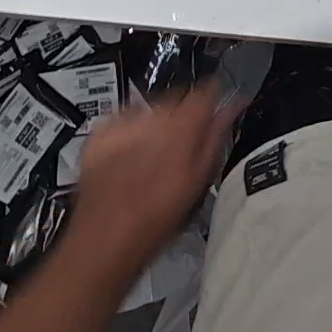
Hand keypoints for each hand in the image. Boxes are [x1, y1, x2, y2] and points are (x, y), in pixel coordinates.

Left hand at [68, 84, 236, 272]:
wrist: (105, 239)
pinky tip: (129, 160)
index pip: (206, 92)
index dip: (212, 100)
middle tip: (179, 150)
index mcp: (183, 125)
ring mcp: (123, 123)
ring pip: (150, 111)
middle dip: (181, 118)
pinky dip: (128, 135)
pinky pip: (122, 122)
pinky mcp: (100, 133)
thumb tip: (231, 109)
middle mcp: (153, 116)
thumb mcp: (198, 181)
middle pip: (177, 100)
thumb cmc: (157, 218)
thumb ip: (216, 137)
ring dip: (155, 127)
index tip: (214, 110)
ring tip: (151, 160)